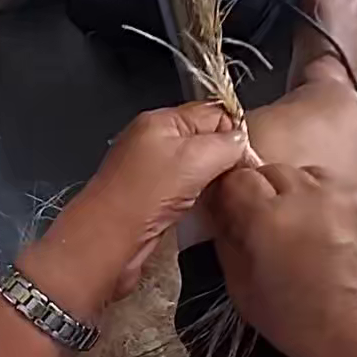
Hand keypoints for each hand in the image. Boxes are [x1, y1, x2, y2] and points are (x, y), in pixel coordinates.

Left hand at [20, 103, 253, 316]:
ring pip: (196, 171)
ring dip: (213, 183)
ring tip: (227, 196)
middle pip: (204, 142)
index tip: (249, 160)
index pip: (212, 113)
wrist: (106, 242)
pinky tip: (207, 210)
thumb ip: (226, 144)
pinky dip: (198, 201)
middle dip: (225, 159)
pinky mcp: (150, 203)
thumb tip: (242, 144)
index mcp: (160, 121)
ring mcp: (150, 174)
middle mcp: (154, 143)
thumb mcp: (196, 157)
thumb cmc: (146, 195)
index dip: (234, 134)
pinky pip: (184, 194)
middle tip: (242, 181)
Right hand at [209, 164, 356, 356]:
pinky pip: (339, 187)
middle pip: (272, 170)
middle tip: (267, 223)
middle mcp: (307, 195)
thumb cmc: (297, 322)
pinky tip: (332, 231)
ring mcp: (345, 193)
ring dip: (298, 193)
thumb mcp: (243, 290)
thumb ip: (227, 243)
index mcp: (268, 218)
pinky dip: (329, 202)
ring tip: (302, 224)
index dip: (230, 194)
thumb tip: (221, 214)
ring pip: (307, 174)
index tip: (230, 211)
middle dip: (263, 192)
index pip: (237, 178)